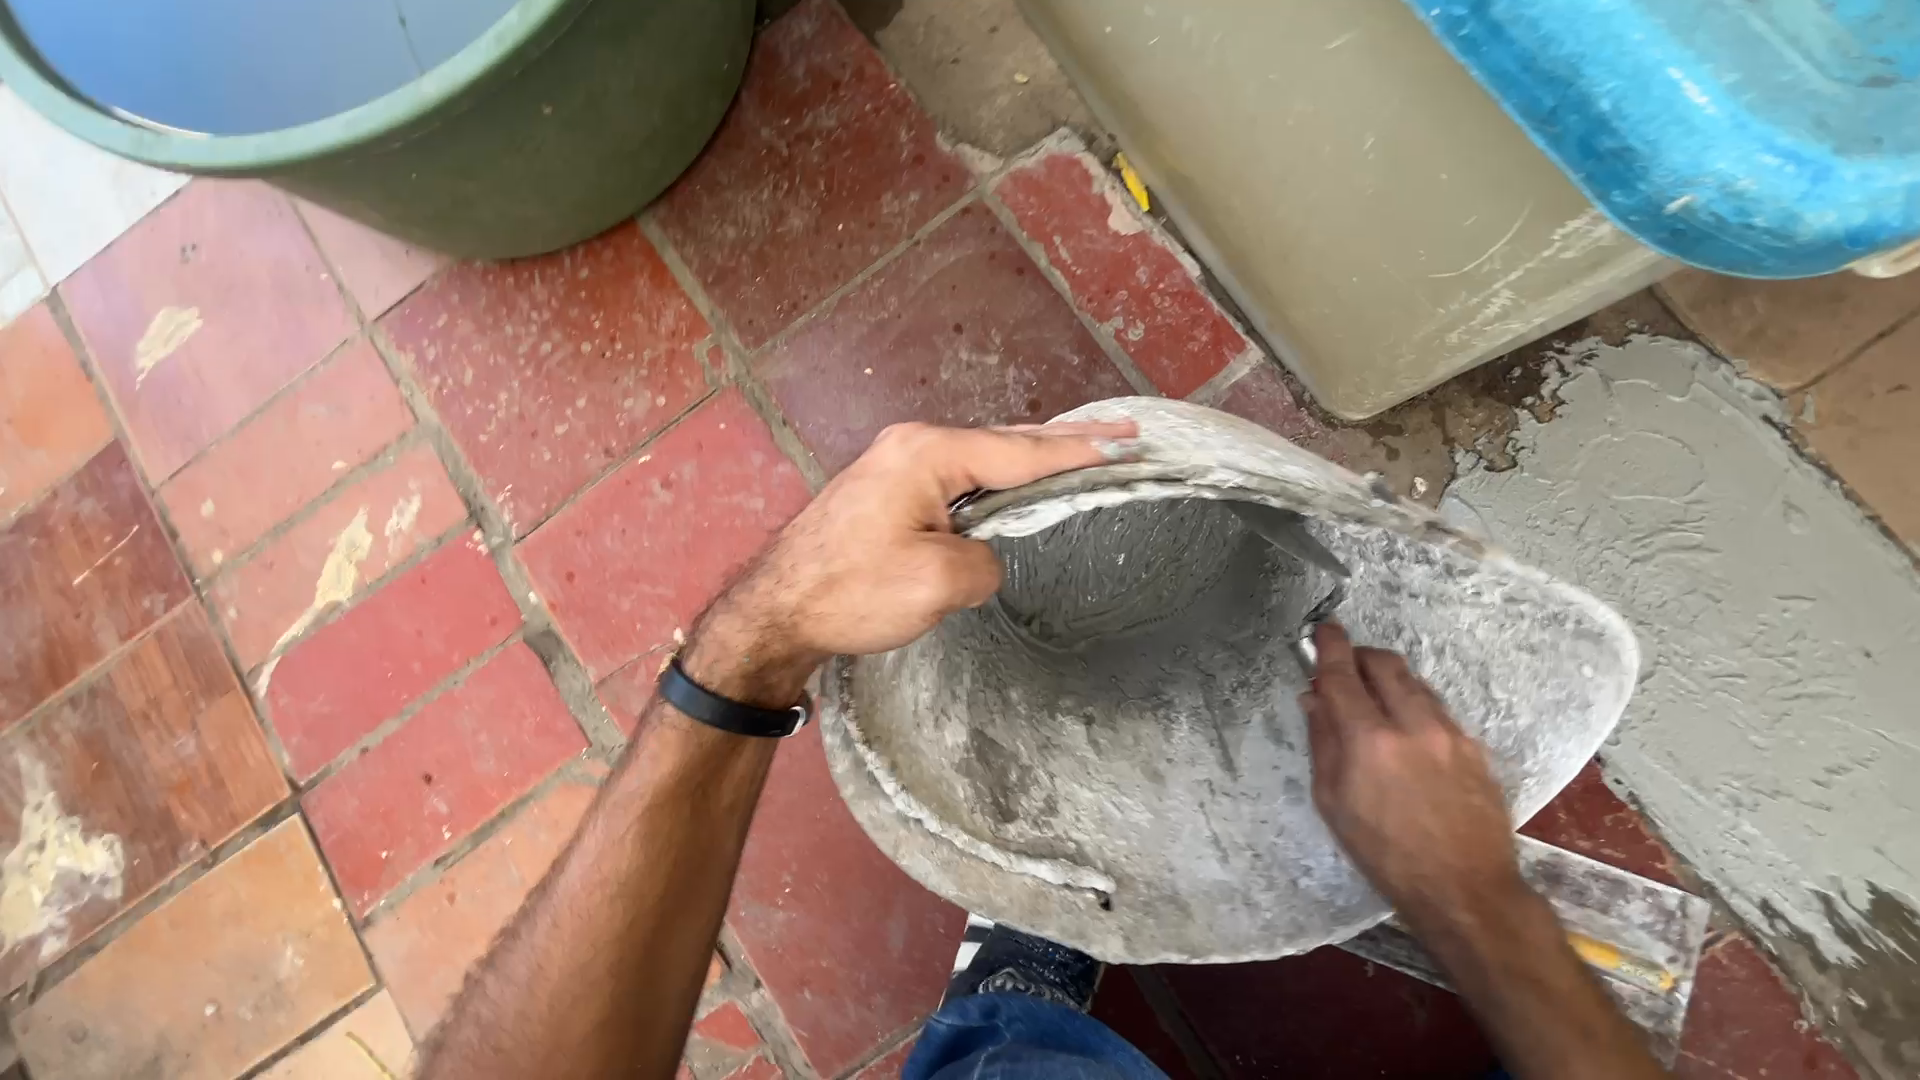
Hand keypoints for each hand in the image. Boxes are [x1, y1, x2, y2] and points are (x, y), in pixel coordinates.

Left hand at [681, 420, 1136, 705]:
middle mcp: (913, 445)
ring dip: (1030, 457)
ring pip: (981, 457)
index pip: (1020, 452)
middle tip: (1120, 433)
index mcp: (928, 455)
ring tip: (1081, 450)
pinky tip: (1014, 481)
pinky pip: (958, 475)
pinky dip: (996, 477)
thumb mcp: (937, 584)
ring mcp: (896, 464)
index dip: (1078, 453)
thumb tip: (981, 553)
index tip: (1125, 445)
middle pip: (1005, 441)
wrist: (775, 609)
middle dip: (1064, 440)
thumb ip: (985, 561)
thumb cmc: (850, 593)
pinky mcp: (887, 489)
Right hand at [1302, 622, 1525, 926]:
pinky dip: (1414, 704)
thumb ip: (1322, 741)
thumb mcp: (1332, 800)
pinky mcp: (1475, 748)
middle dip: (1360, 655)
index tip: (1321, 628)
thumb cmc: (1383, 851)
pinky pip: (1438, 708)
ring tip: (1374, 700)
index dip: (1328, 646)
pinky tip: (1406, 731)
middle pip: (1385, 663)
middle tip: (1344, 667)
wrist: (1464, 889)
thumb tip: (1314, 699)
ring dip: (1388, 678)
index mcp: (1370, 741)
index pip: (1342, 675)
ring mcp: (1451, 735)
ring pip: (1415, 681)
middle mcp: (1413, 726)